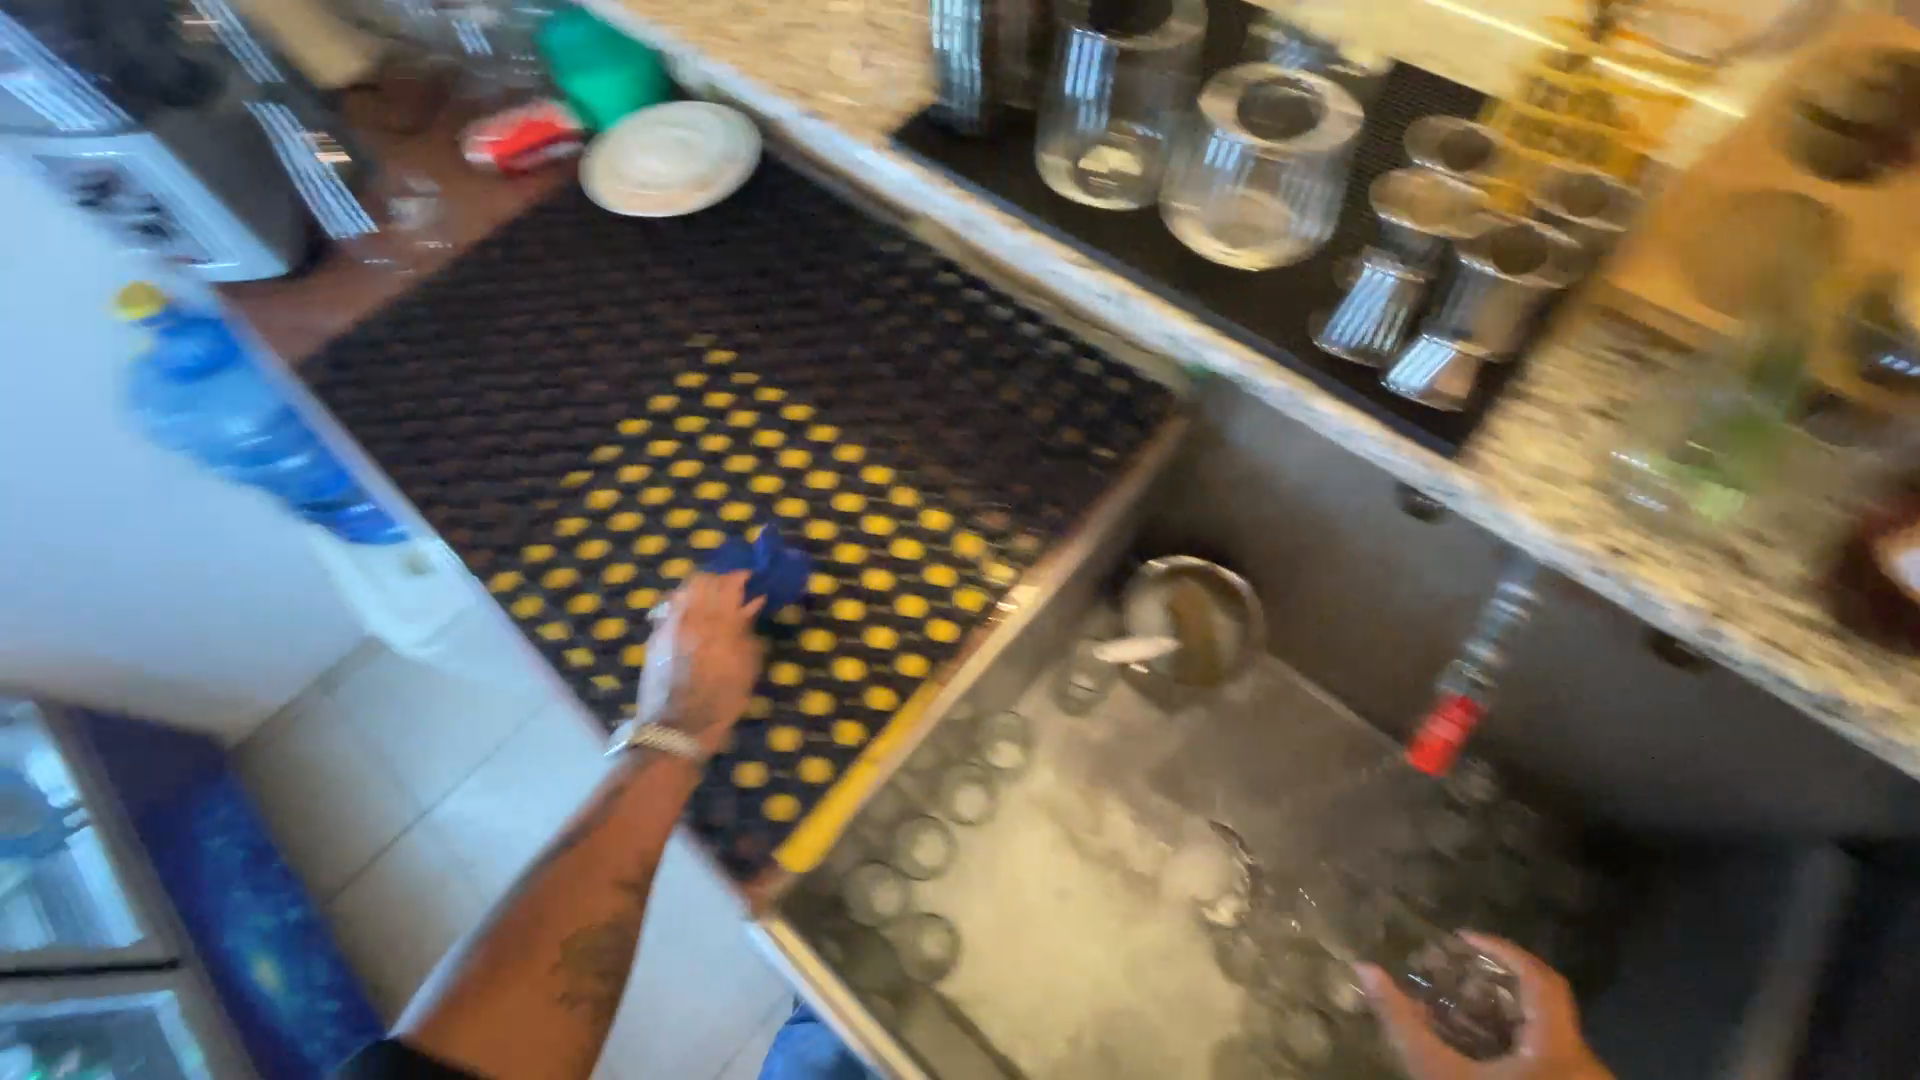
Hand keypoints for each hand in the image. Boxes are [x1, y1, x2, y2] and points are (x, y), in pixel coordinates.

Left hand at [635, 571, 765, 756]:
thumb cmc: (722, 700)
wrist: (677, 728)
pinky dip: (683, 606)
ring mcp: (668, 626)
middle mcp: (690, 618)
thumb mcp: (746, 667)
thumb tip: (752, 604)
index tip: (751, 579)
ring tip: (711, 602)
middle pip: (702, 580)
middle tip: (731, 590)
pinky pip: (669, 609)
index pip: (728, 583)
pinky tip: (692, 619)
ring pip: (682, 591)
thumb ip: (748, 631)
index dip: (740, 577)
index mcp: (717, 623)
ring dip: (699, 590)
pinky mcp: (654, 638)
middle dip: (719, 580)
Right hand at [1358, 933, 1610, 1079]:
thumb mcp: (1437, 1074)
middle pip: (1541, 1005)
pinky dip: (1513, 1044)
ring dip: (1500, 1016)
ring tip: (1456, 1013)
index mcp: (1561, 1050)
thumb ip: (1402, 1021)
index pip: (1540, 978)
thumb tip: (1364, 967)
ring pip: (1545, 1034)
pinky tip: (1479, 1053)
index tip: (1459, 938)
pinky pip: (1549, 1060)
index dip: (1501, 949)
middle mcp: (1587, 1065)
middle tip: (1449, 977)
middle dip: (1492, 985)